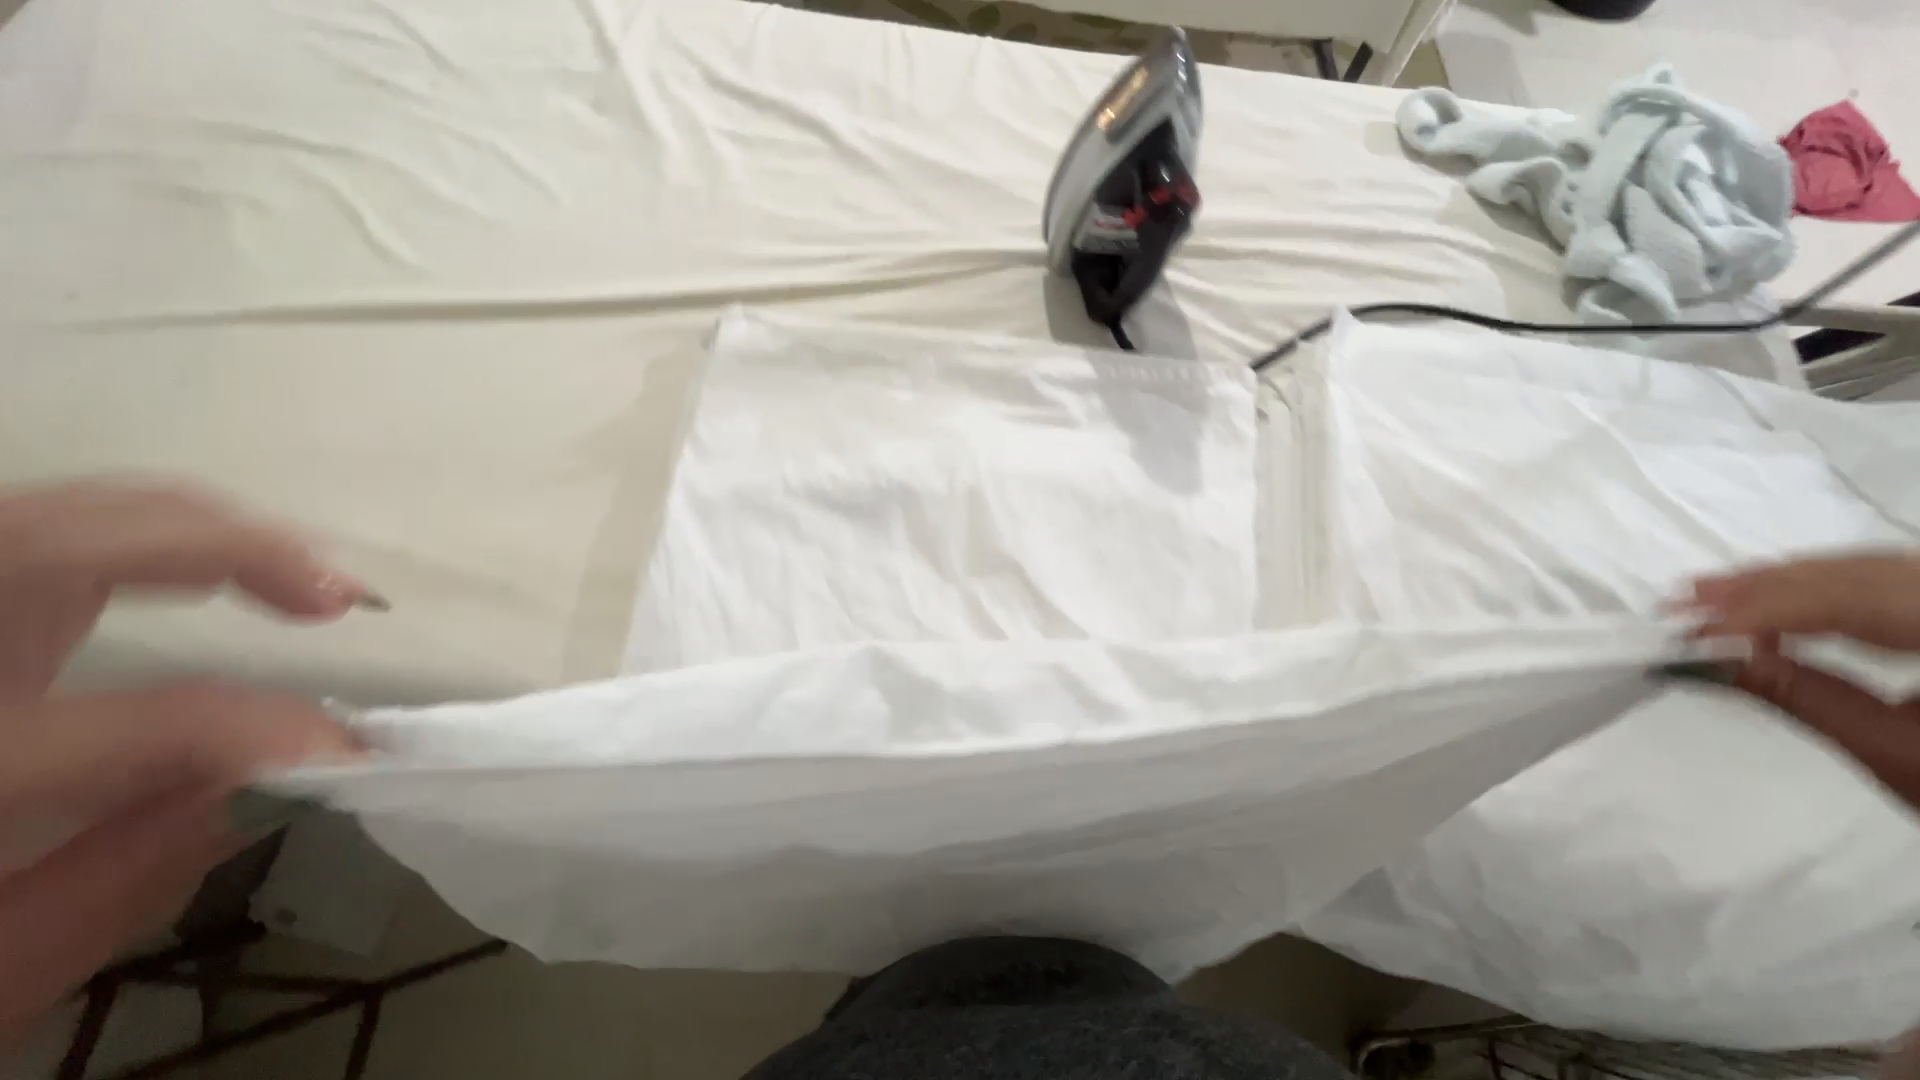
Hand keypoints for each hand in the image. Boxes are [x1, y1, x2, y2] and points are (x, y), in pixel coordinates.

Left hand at [0, 481, 367, 1037]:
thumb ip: (117, 884)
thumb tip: (275, 788)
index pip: (142, 721)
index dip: (263, 726)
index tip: (351, 751)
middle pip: (75, 548)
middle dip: (235, 553)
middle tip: (341, 598)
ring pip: (73, 512)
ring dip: (207, 531)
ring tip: (305, 581)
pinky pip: (62, 523)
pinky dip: (156, 529)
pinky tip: (219, 571)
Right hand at [1688, 553, 1919, 807]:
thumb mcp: (1893, 750)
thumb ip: (1804, 696)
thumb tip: (1711, 657)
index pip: (1854, 604)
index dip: (1766, 611)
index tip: (1691, 628)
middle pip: (1860, 575)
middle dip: (1765, 587)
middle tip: (1684, 600)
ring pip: (1869, 569)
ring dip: (1783, 582)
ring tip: (1710, 596)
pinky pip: (1887, 578)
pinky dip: (1822, 586)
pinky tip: (1773, 600)